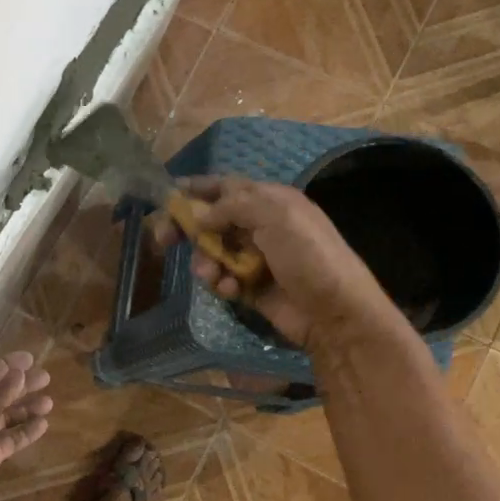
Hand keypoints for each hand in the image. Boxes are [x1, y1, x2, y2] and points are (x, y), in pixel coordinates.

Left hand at [0, 352, 51, 500]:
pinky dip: (25, 431)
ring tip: (50, 401)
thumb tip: (19, 373)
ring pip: (6, 416)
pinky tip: (44, 424)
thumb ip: (3, 391)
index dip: (8, 364)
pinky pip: (10, 437)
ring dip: (26, 408)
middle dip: (22, 385)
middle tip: (46, 377)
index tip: (31, 358)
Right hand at [148, 176, 398, 347]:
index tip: (166, 197)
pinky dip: (221, 283)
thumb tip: (198, 215)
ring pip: (212, 252)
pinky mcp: (250, 287)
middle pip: (211, 220)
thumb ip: (233, 207)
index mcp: (271, 202)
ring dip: (205, 261)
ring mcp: (255, 258)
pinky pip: (222, 279)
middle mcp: (261, 226)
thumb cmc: (310, 257)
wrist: (335, 313)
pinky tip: (232, 290)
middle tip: (163, 239)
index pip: (226, 187)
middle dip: (187, 229)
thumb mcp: (276, 217)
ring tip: (211, 275)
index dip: (196, 189)